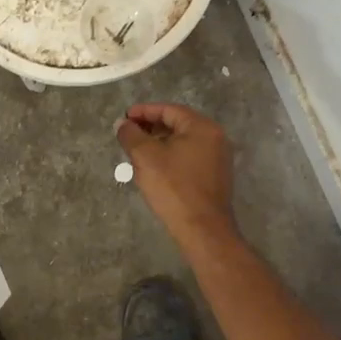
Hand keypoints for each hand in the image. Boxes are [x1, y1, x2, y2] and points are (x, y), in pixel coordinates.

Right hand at [116, 103, 238, 244]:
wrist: (202, 229)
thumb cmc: (173, 187)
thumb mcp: (145, 156)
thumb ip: (131, 134)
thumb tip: (122, 123)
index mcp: (202, 127)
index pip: (168, 110)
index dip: (143, 111)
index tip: (124, 118)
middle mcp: (215, 138)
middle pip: (177, 124)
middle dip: (150, 127)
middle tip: (128, 134)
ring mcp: (218, 158)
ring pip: (182, 141)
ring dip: (158, 142)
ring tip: (136, 151)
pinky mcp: (214, 176)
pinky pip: (189, 156)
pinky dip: (170, 155)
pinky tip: (154, 167)